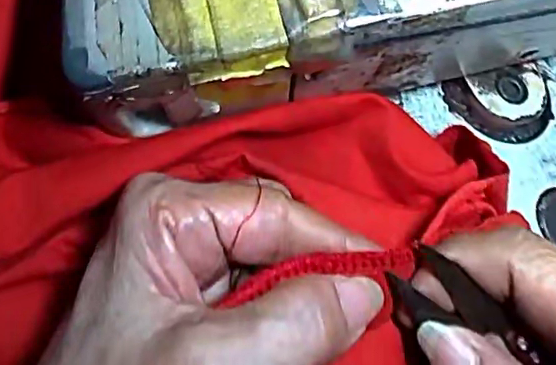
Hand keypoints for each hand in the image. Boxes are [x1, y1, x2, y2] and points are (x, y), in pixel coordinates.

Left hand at [39, 172, 386, 364]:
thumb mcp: (209, 356)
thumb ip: (291, 321)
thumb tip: (362, 289)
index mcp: (168, 206)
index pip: (270, 208)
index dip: (331, 240)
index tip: (387, 272)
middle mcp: (175, 217)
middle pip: (271, 232)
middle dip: (317, 270)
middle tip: (368, 313)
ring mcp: (181, 254)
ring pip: (268, 264)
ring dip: (303, 297)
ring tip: (333, 331)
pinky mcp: (186, 294)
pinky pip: (252, 294)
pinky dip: (282, 317)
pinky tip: (297, 341)